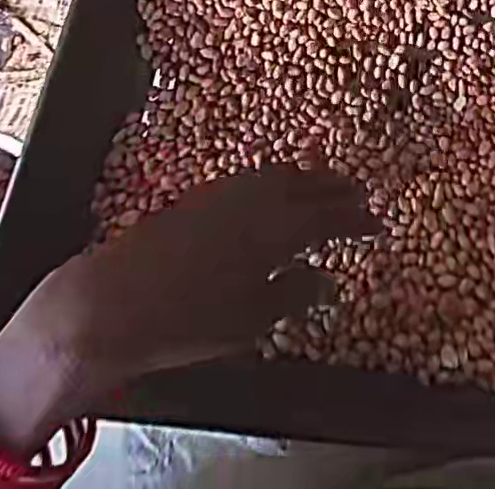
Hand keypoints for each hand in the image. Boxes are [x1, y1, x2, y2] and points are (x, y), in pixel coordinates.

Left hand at [0, 165, 376, 431]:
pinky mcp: (205, 192)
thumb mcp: (252, 319)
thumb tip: (328, 279)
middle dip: (337, 189)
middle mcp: (258, 198)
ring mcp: (229, 190)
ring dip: (308, 178)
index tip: (376, 223)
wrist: (118, 298)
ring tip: (324, 186)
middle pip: (309, 184)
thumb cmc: (191, 318)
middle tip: (359, 194)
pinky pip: (256, 176)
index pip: (330, 216)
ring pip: (281, 174)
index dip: (356, 219)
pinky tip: (275, 190)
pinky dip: (277, 179)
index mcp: (277, 228)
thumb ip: (295, 292)